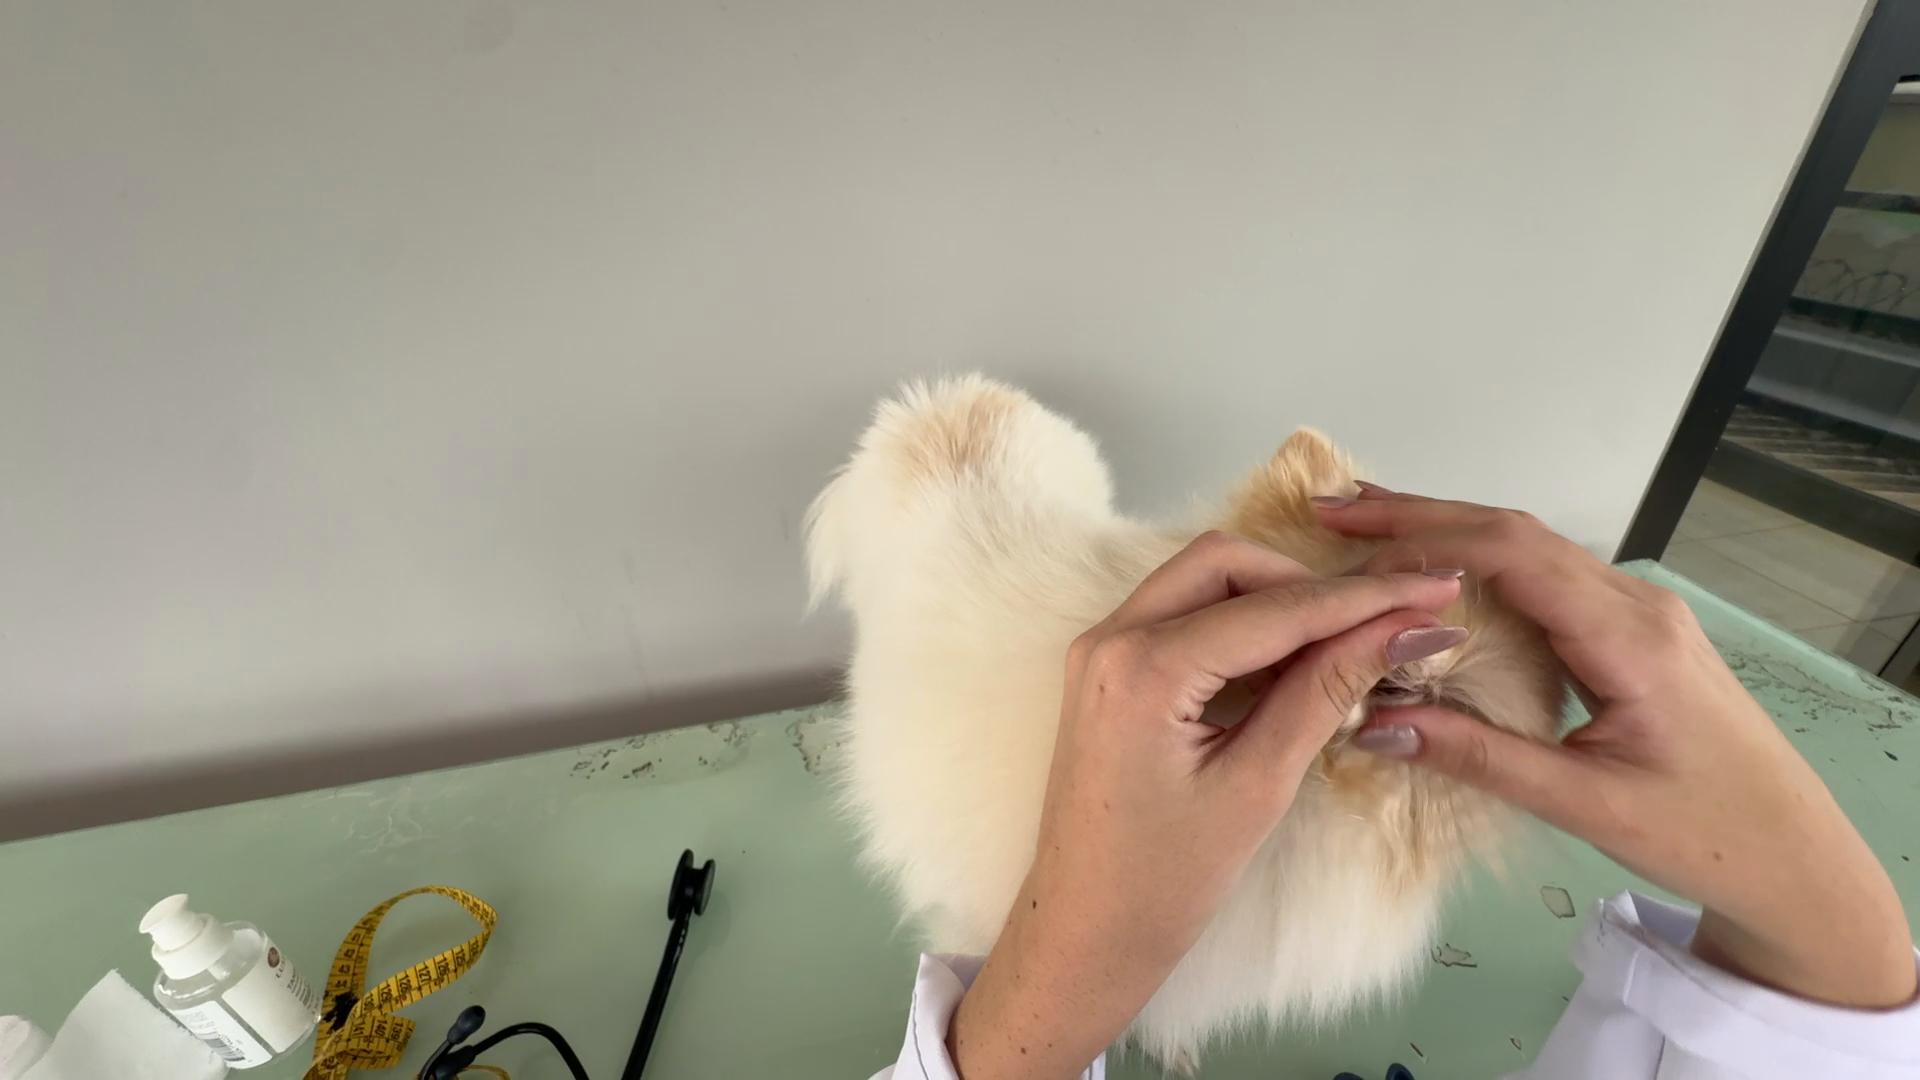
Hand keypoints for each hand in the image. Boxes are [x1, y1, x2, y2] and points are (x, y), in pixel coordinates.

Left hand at [948, 532, 1469, 1079]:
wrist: (1085, 923)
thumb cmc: (1168, 878)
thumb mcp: (1257, 785)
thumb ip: (1325, 691)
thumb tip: (1402, 630)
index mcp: (1142, 667)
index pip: (1269, 608)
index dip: (1359, 597)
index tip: (1434, 588)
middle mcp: (1108, 636)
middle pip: (1220, 564)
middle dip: (1302, 582)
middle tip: (1376, 622)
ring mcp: (1097, 647)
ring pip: (1195, 581)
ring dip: (1267, 597)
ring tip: (1339, 643)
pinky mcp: (1102, 665)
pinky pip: (1174, 613)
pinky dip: (1232, 620)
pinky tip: (1282, 657)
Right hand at [1315, 487, 1916, 1008]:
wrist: (1805, 864)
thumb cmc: (1707, 836)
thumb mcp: (1585, 805)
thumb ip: (1475, 757)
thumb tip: (1369, 722)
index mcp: (1628, 637)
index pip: (1511, 556)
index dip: (1422, 545)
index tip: (1349, 561)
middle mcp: (1631, 603)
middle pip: (1510, 529)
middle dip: (1414, 513)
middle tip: (1332, 511)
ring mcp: (1630, 607)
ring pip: (1520, 539)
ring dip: (1437, 523)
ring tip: (1360, 520)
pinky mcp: (1620, 622)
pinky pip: (1533, 565)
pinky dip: (1466, 548)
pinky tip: (1427, 555)